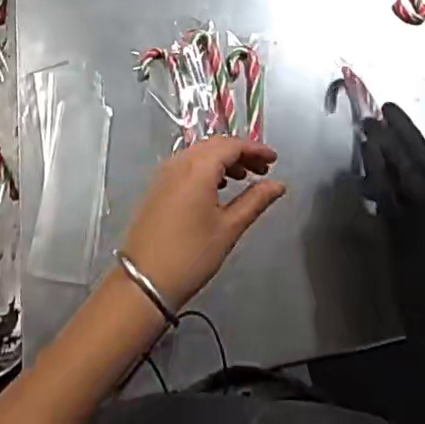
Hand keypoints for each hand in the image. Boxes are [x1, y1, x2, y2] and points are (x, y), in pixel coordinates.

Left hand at [119, 137, 285, 310]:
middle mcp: (180, 162)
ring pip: (200, 154)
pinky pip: (187, 165)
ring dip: (224, 160)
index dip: (255, 149)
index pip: (231, 145)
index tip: (275, 159)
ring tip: (244, 179)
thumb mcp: (229, 227)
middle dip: (240, 153)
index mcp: (198, 167)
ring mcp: (166, 172)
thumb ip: (255, 201)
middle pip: (215, 145)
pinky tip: (218, 187)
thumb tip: (278, 184)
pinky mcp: (159, 185)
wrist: (145, 279)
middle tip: (263, 170)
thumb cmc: (192, 253)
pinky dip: (207, 168)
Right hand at [360, 103, 424, 409]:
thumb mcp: (395, 238)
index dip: (394, 139)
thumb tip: (373, 154)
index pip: (415, 165)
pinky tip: (402, 164)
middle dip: (405, 136)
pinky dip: (417, 174)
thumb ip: (386, 193)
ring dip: (410, 152)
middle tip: (387, 109)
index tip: (377, 114)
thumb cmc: (416, 288)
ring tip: (390, 129)